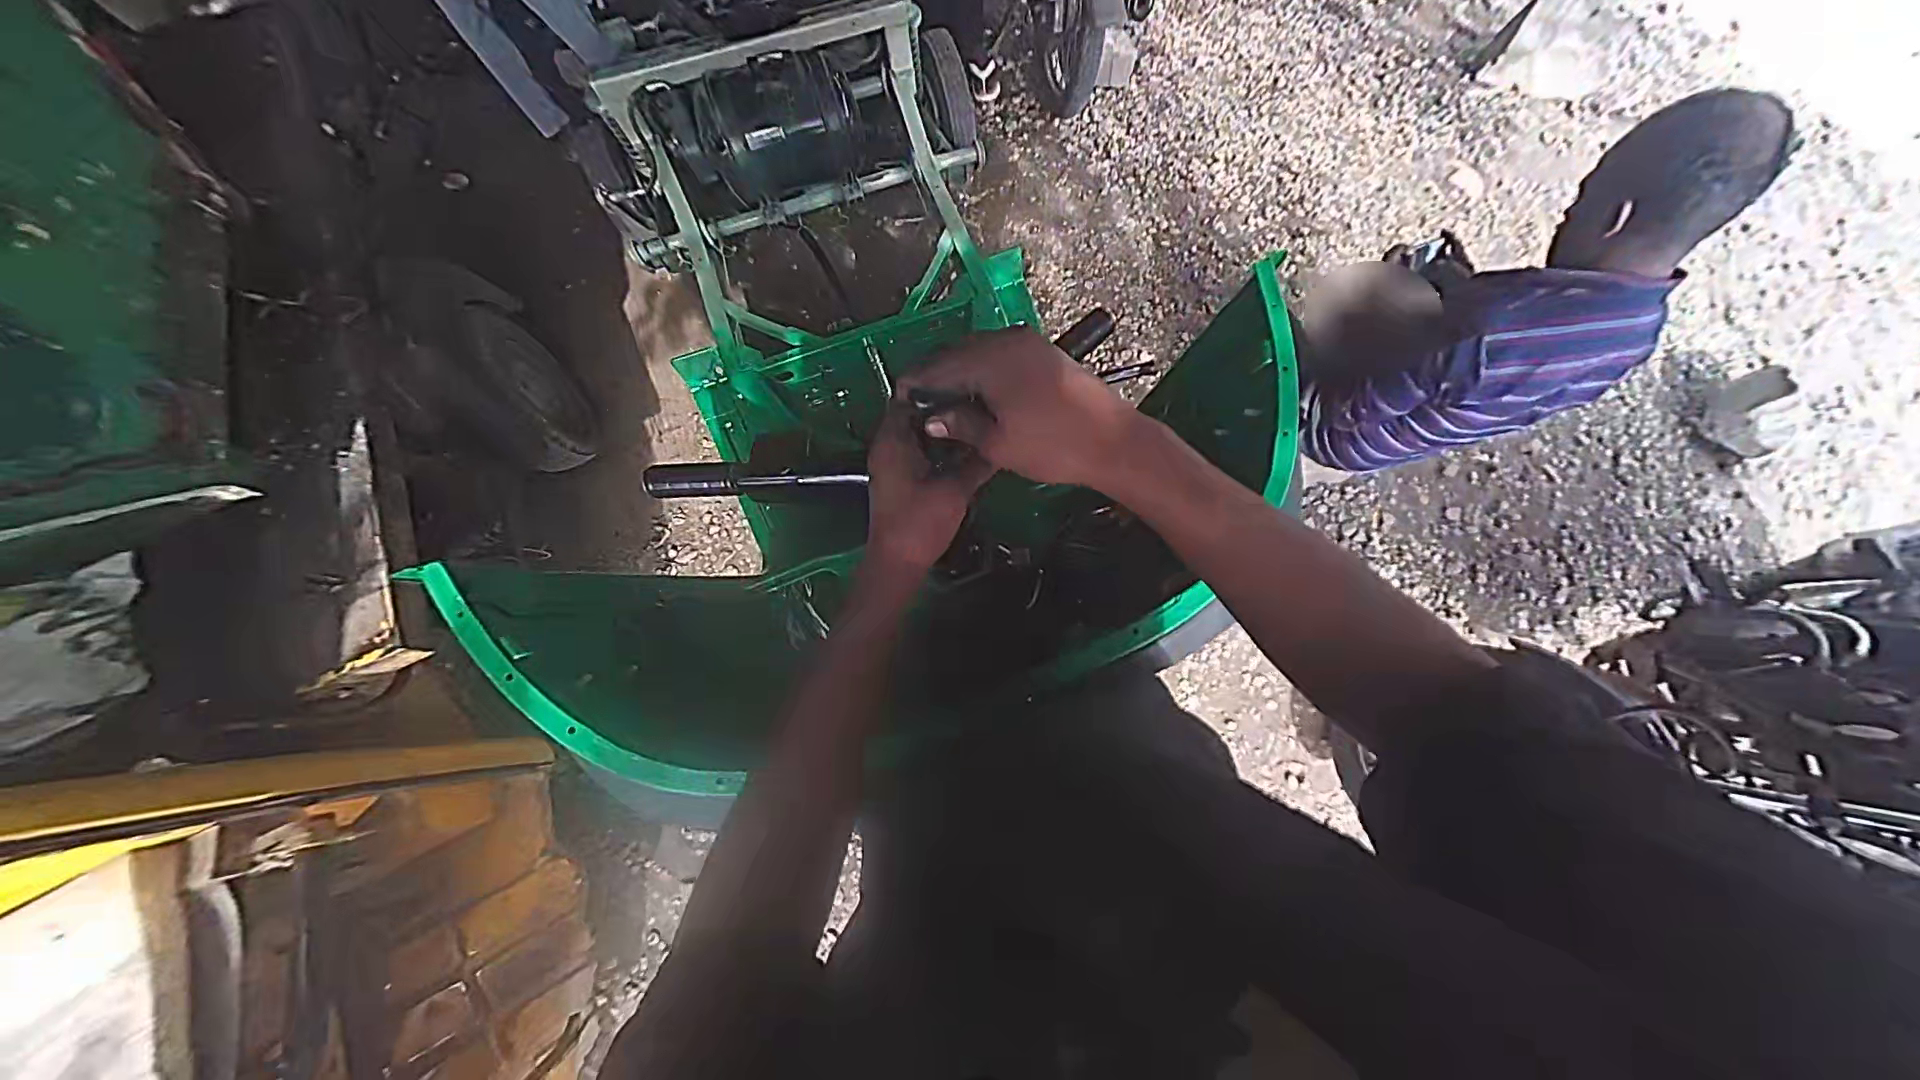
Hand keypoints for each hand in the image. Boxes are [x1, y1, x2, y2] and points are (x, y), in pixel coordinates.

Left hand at [864, 401, 994, 571]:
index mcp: (893, 440)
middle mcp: (887, 445)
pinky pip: (917, 449)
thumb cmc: (920, 522)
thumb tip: (999, 442)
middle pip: (914, 412)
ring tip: (974, 419)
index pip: (908, 394)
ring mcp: (891, 462)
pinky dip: (937, 445)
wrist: (898, 562)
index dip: (935, 384)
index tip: (965, 380)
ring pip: (917, 432)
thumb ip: (977, 462)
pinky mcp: (899, 477)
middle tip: (976, 398)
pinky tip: (964, 447)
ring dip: (941, 426)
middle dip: (942, 404)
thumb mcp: (955, 489)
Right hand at [896, 327, 1149, 488]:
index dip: (915, 383)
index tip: (900, 399)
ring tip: (946, 402)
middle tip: (920, 403)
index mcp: (992, 360)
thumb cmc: (1054, 447)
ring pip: (978, 350)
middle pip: (956, 351)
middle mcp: (1008, 340)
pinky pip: (999, 353)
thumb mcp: (999, 444)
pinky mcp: (1042, 350)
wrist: (1114, 442)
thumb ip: (960, 425)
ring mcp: (1028, 342)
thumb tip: (932, 419)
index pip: (939, 365)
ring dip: (959, 372)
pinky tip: (977, 393)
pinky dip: (982, 370)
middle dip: (935, 375)